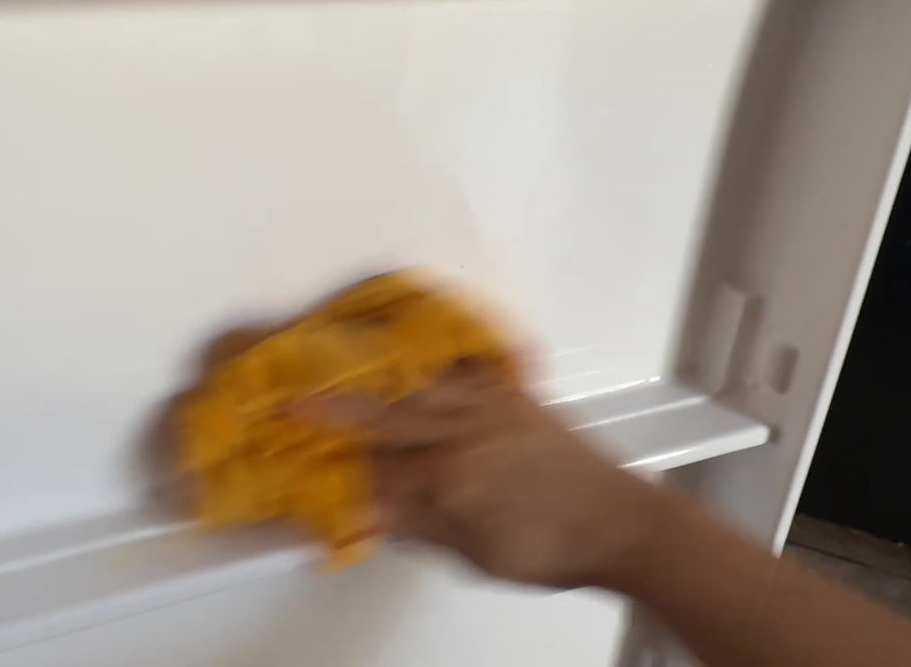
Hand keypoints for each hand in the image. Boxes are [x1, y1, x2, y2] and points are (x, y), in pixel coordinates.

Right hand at [304, 365, 669, 590]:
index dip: (340, 471)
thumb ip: (420, 528)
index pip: (380, 473)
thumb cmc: (550, 549)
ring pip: (414, 388)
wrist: (619, 520)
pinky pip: (456, 371)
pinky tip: (403, 355)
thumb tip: (369, 515)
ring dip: (371, 378)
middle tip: (291, 399)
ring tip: (332, 363)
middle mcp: (463, 433)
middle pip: (385, 418)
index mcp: (453, 480)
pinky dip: (424, 364)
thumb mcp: (479, 555)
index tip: (305, 464)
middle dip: (333, 411)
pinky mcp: (507, 392)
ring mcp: (486, 405)